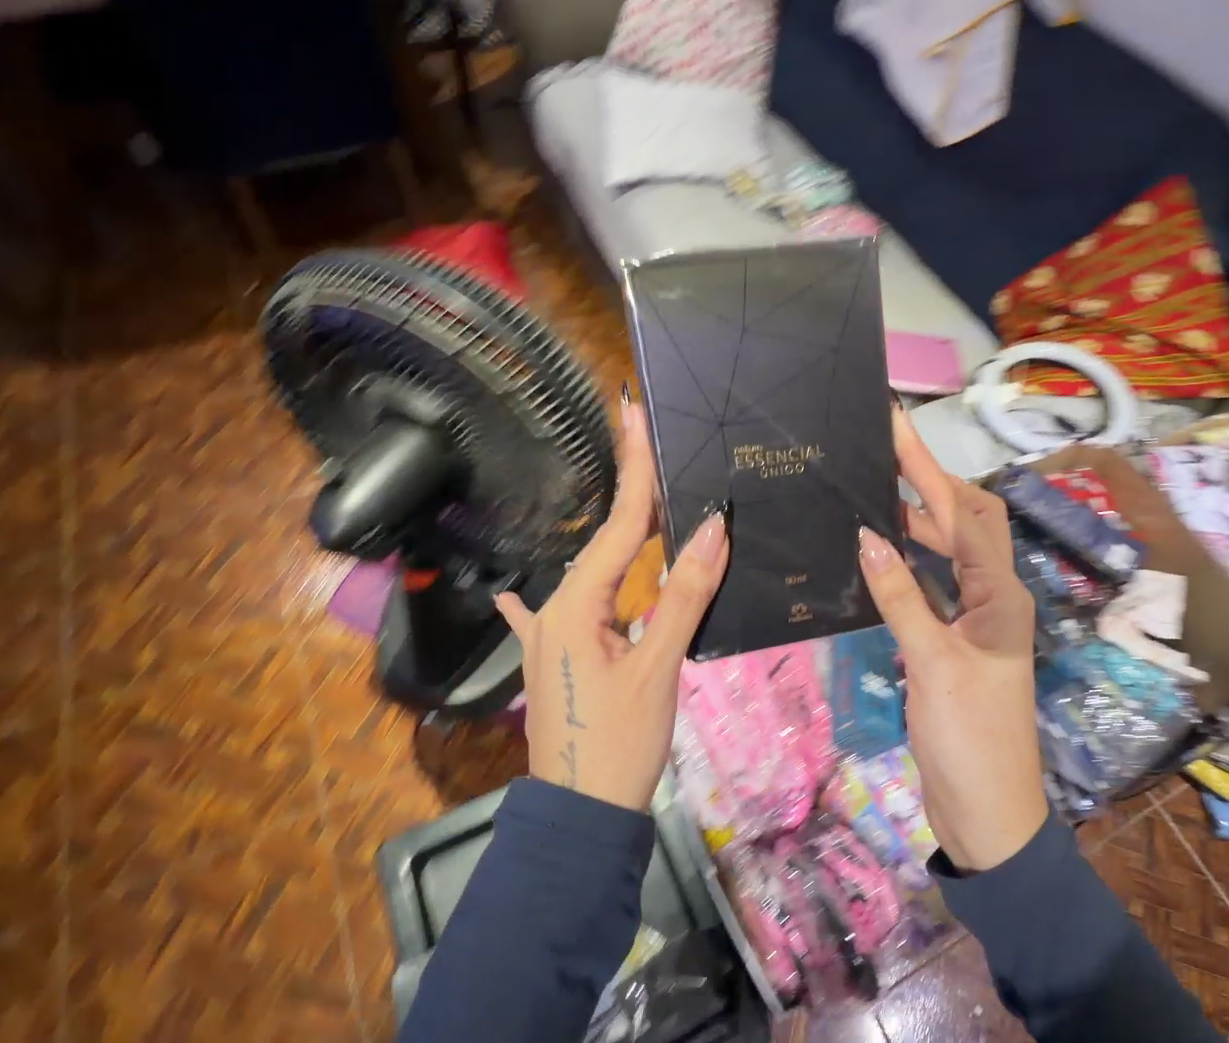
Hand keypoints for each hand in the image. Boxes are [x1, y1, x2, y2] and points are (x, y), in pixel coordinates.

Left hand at [496, 395, 730, 812]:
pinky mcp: (559, 663)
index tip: (633, 410)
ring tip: (644, 501)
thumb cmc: (620, 743)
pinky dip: (564, 599)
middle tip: (650, 442)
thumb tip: (714, 528)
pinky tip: (514, 591)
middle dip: (630, 495)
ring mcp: (551, 638)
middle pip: (604, 543)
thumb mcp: (659, 667)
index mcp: (576, 605)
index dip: (634, 467)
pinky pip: (563, 616)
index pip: (618, 525)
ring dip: (619, 538)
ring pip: (595, 575)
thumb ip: (684, 594)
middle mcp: (556, 610)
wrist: (580, 819)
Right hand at [859, 410, 1048, 871]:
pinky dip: (912, 564)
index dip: (926, 466)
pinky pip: (936, 586)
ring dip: (919, 522)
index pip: (961, 513)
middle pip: (969, 521)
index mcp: (1001, 594)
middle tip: (882, 456)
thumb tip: (869, 537)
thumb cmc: (968, 738)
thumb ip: (901, 598)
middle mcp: (996, 597)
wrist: (989, 811)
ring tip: (873, 495)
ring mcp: (979, 620)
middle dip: (930, 483)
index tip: (895, 424)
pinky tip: (881, 557)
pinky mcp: (958, 643)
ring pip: (952, 552)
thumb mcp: (932, 664)